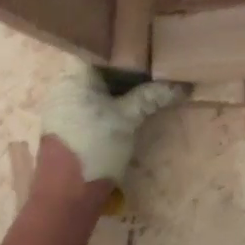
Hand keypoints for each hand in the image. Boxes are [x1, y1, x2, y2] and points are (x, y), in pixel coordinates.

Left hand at [39, 60, 185, 184]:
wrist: (65, 197)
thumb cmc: (95, 148)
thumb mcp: (128, 119)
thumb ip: (151, 97)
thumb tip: (182, 85)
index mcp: (74, 77)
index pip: (101, 50)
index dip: (125, 47)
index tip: (149, 47)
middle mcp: (63, 87)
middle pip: (99, 69)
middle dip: (127, 69)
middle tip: (155, 66)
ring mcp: (62, 108)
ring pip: (95, 88)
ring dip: (119, 88)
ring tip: (147, 85)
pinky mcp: (67, 126)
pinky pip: (90, 104)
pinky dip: (109, 103)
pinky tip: (129, 108)